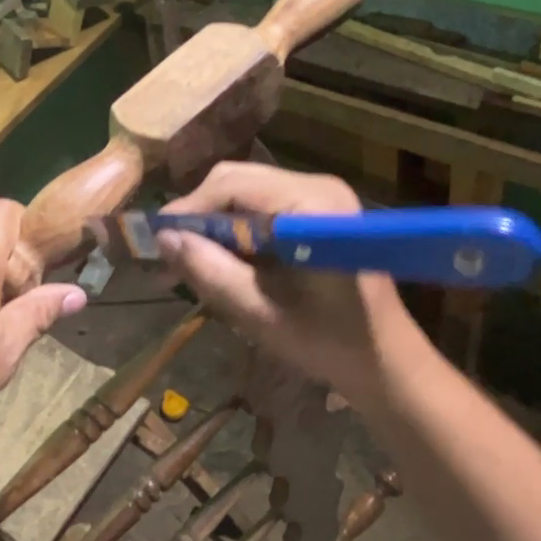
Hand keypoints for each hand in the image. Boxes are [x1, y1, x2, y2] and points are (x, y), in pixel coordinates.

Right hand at [156, 162, 409, 396]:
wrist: (385, 360)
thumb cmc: (330, 343)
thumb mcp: (262, 315)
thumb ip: (212, 272)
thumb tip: (164, 239)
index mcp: (313, 206)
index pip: (232, 185)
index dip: (188, 210)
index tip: (155, 241)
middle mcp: (318, 186)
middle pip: (235, 180)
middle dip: (198, 215)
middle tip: (170, 253)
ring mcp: (319, 194)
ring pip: (243, 190)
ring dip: (214, 222)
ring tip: (191, 260)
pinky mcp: (317, 209)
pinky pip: (260, 203)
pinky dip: (234, 227)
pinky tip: (224, 259)